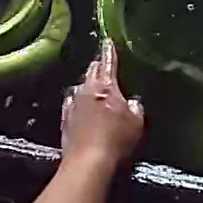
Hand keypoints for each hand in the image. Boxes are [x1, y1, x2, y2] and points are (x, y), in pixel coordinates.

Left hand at [60, 41, 144, 168]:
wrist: (88, 160)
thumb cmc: (116, 140)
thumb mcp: (136, 123)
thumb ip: (135, 107)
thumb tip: (131, 102)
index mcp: (106, 87)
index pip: (108, 62)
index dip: (109, 51)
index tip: (108, 42)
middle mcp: (87, 90)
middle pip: (92, 71)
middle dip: (98, 65)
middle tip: (103, 61)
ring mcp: (73, 103)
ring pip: (81, 85)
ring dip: (88, 82)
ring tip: (94, 82)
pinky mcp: (65, 117)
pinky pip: (72, 101)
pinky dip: (79, 98)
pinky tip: (79, 101)